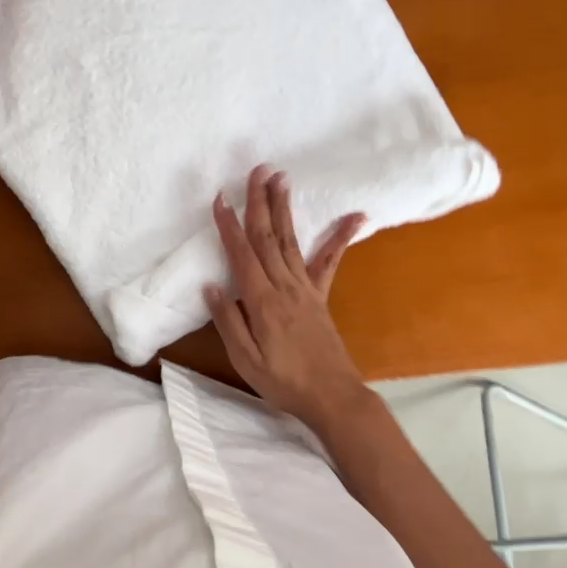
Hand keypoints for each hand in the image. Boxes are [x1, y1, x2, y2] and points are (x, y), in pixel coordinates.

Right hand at [204, 166, 369, 423]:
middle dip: (260, 203)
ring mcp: (306, 289)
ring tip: (282, 179)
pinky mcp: (320, 296)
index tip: (220, 199)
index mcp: (263, 302)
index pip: (242, 256)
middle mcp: (285, 287)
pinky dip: (340, 237)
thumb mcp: (245, 359)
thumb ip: (228, 321)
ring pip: (292, 241)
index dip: (229, 226)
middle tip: (258, 170)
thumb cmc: (283, 382)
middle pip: (269, 238)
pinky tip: (355, 216)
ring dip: (285, 208)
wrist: (333, 397)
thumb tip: (211, 287)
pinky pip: (329, 261)